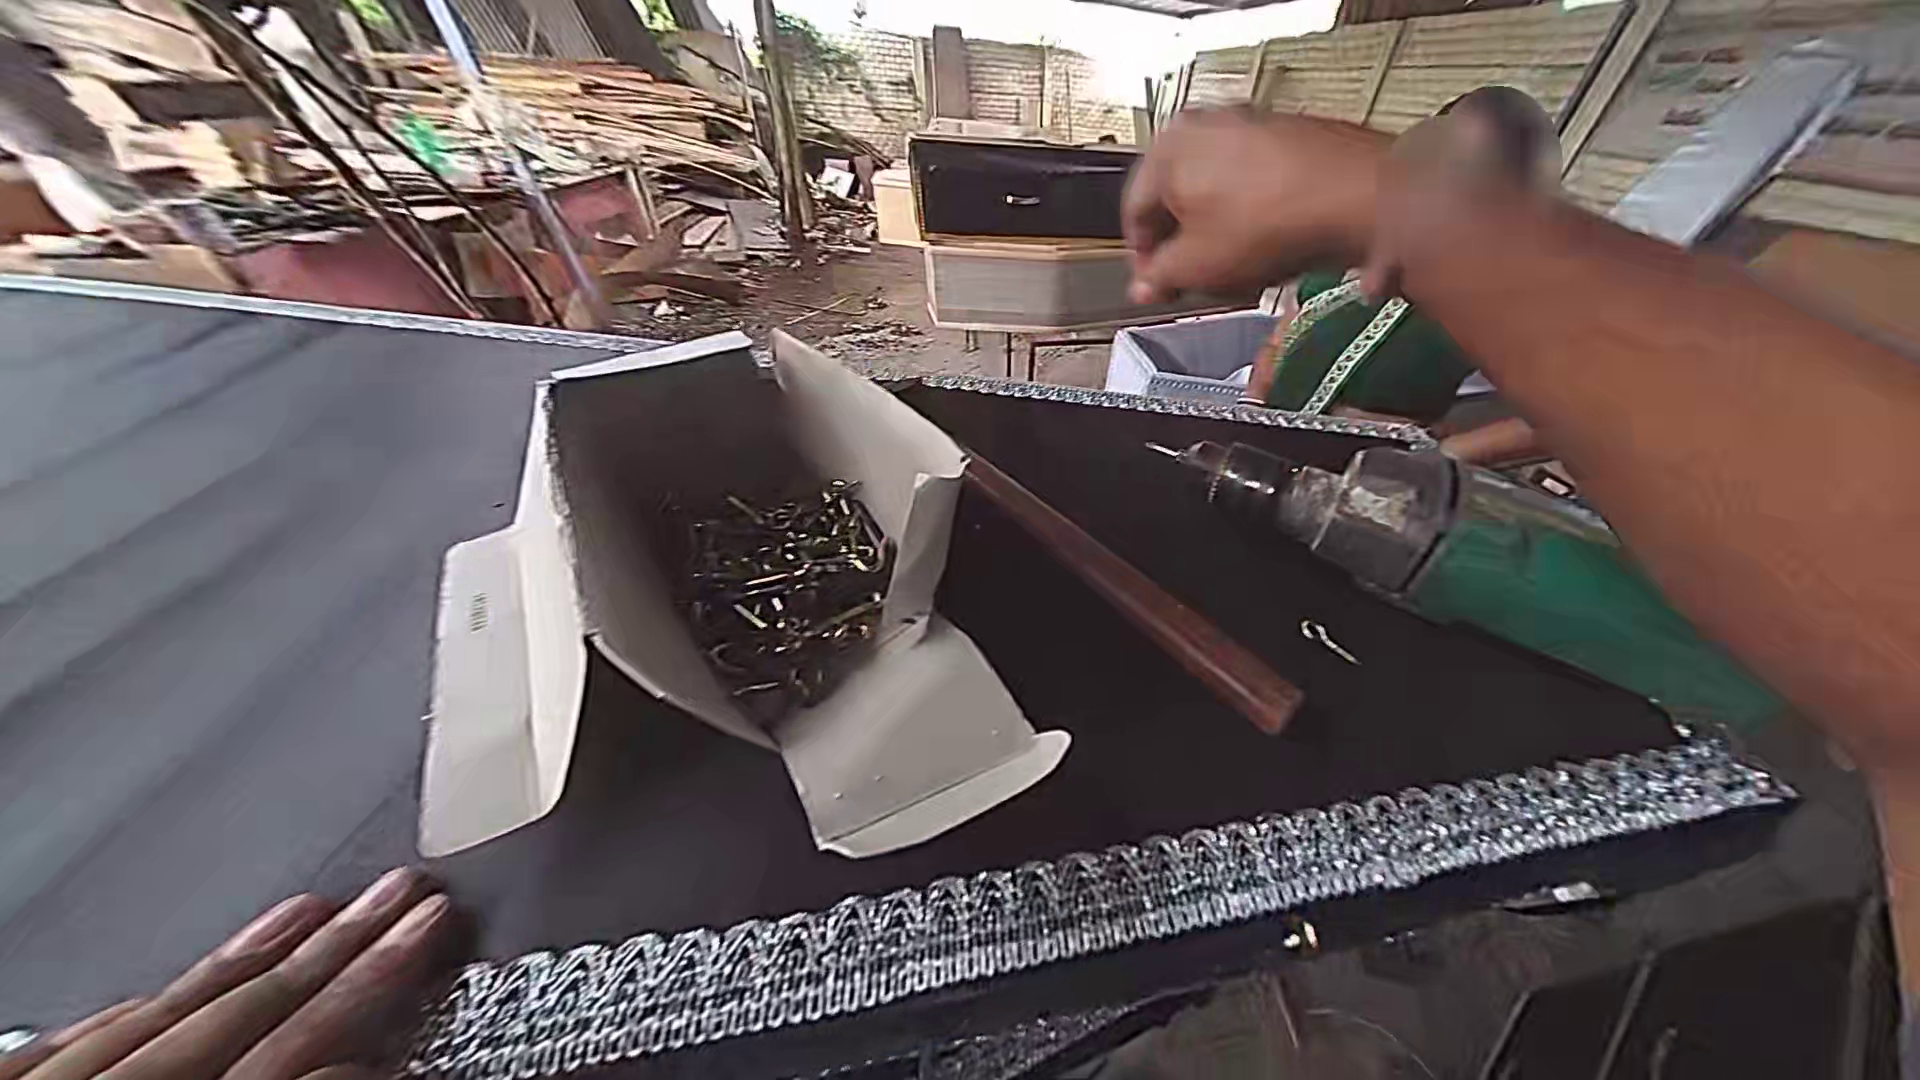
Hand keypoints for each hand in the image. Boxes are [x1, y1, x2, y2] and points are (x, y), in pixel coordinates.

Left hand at [0, 868, 457, 1079]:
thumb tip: (373, 1060)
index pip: (298, 1049)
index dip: (376, 988)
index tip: (432, 945)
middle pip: (249, 1015)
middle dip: (345, 946)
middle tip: (414, 892)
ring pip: (158, 1016)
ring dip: (255, 955)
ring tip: (320, 903)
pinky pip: (38, 1060)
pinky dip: (116, 1016)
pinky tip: (158, 984)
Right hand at [1123, 111, 1387, 303]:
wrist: (1359, 196)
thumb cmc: (1261, 227)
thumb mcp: (1193, 267)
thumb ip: (1158, 279)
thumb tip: (1142, 289)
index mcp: (1167, 151)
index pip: (1134, 216)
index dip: (1141, 261)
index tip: (1154, 288)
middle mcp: (1203, 127)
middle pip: (1173, 202)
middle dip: (1179, 248)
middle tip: (1188, 283)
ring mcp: (1249, 126)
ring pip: (1210, 195)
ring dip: (1211, 237)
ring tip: (1228, 272)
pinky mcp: (1286, 136)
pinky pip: (1246, 185)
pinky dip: (1243, 218)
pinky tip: (1258, 249)